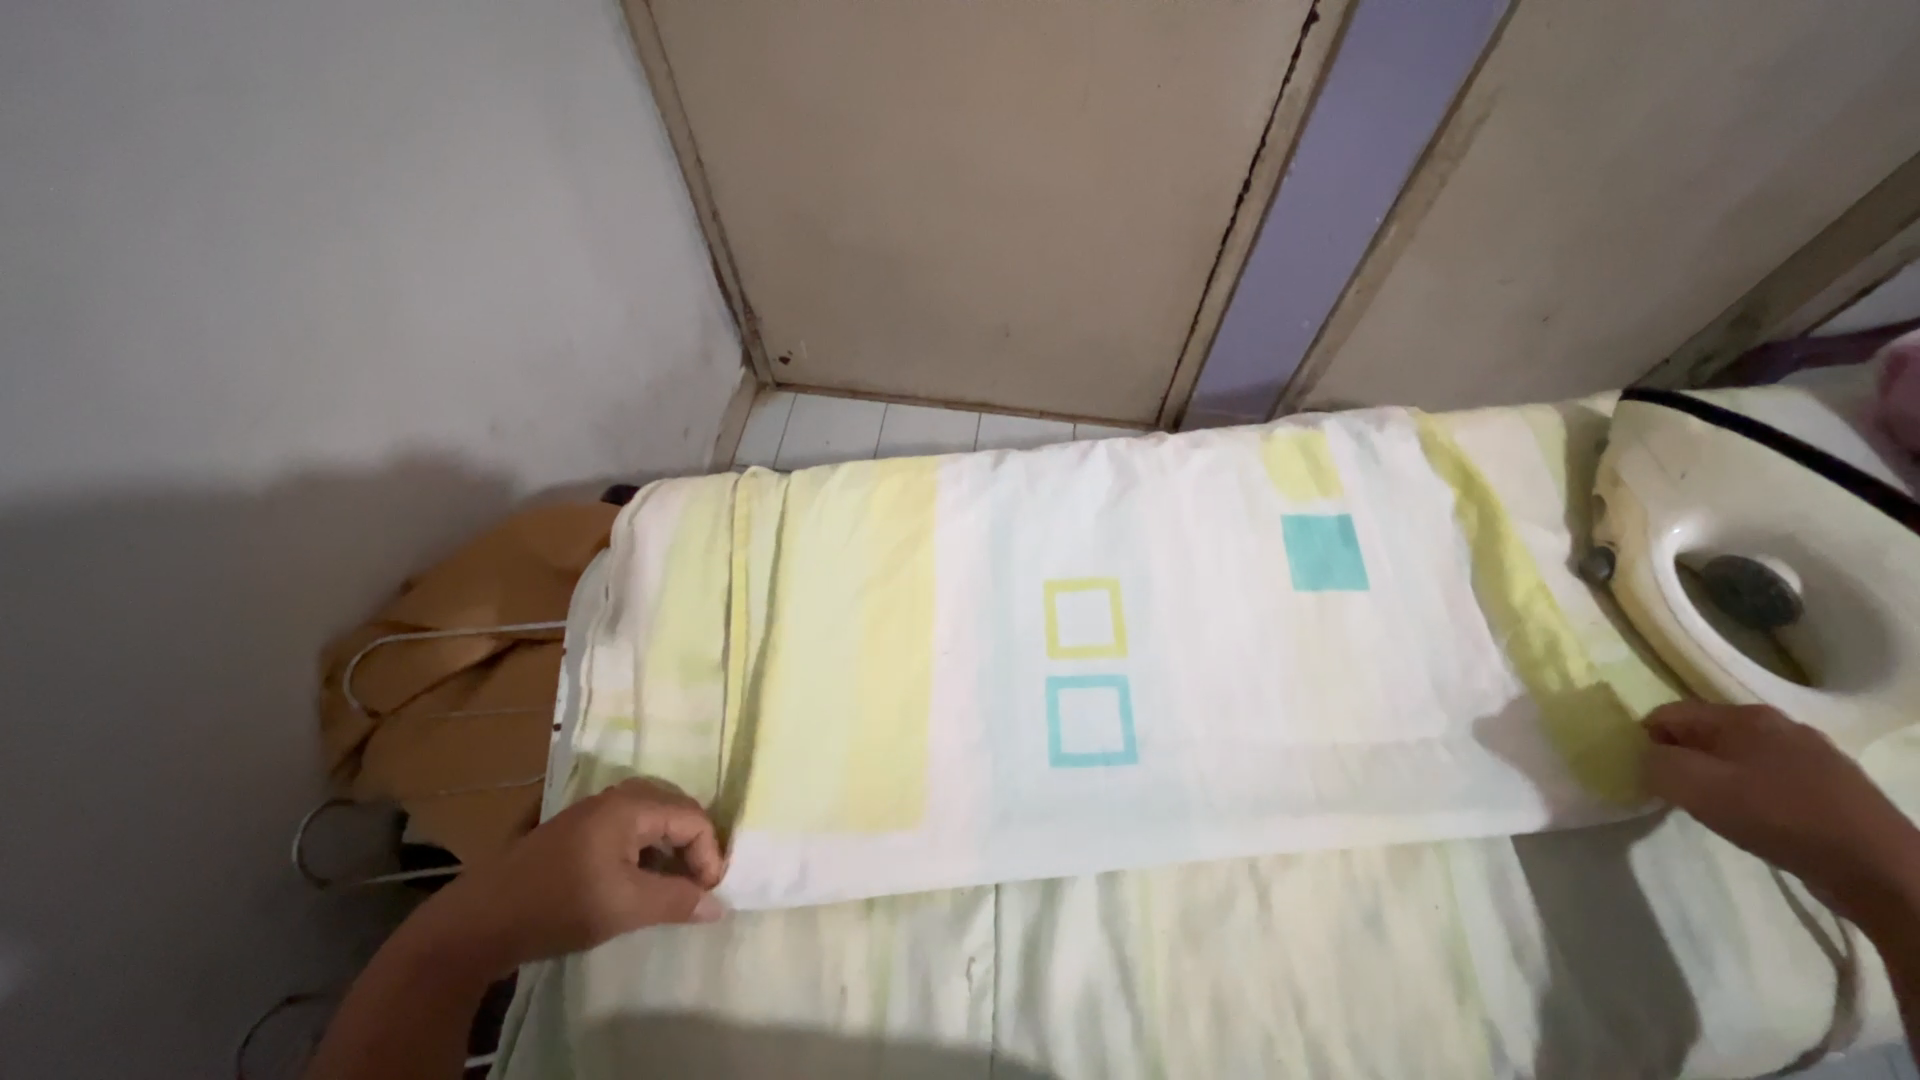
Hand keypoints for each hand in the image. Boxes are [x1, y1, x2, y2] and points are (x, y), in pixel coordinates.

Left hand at [400, 777, 727, 980]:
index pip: (693, 818)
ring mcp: (592, 811)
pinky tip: (639, 879)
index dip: (709, 855)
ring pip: (652, 817)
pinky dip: (647, 847)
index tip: (707, 894)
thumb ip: (678, 901)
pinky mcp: (576, 829)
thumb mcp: (627, 907)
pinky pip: (629, 826)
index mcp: (630, 806)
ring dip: (670, 846)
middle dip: (694, 845)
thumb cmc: (559, 906)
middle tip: (697, 884)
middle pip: (675, 808)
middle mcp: (615, 797)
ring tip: (673, 883)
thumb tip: (718, 905)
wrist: (479, 922)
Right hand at [1642, 702, 1919, 931]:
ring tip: (1720, 811)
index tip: (1647, 775)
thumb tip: (1648, 758)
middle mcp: (1780, 725)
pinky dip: (1755, 795)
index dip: (1647, 741)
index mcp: (1744, 716)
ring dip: (1720, 778)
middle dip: (1685, 760)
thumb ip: (1654, 763)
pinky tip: (1761, 821)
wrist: (1877, 868)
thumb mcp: (1693, 786)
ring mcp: (1814, 754)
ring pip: (1740, 757)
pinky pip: (1773, 779)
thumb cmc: (1776, 817)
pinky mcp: (1834, 786)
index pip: (1669, 714)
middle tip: (1680, 795)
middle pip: (1706, 734)